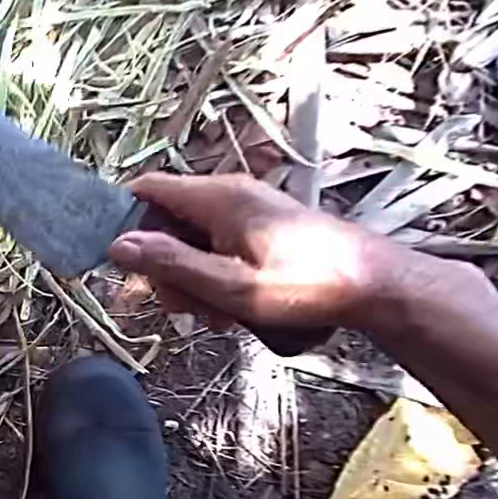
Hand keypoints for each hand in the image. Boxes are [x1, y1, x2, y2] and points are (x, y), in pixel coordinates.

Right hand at [109, 173, 492, 330]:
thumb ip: (171, 263)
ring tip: (212, 310)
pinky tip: (227, 303)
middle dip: (159, 265)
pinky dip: (207, 274)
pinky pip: (209, 245)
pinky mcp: (255, 225)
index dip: (121, 219)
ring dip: (185, 278)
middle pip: (161, 222)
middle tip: (180, 303)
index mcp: (218, 198)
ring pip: (183, 239)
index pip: (145, 188)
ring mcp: (243, 209)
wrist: (380, 288)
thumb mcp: (230, 285)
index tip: (121, 261)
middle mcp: (227, 194)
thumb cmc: (307, 286)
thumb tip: (116, 245)